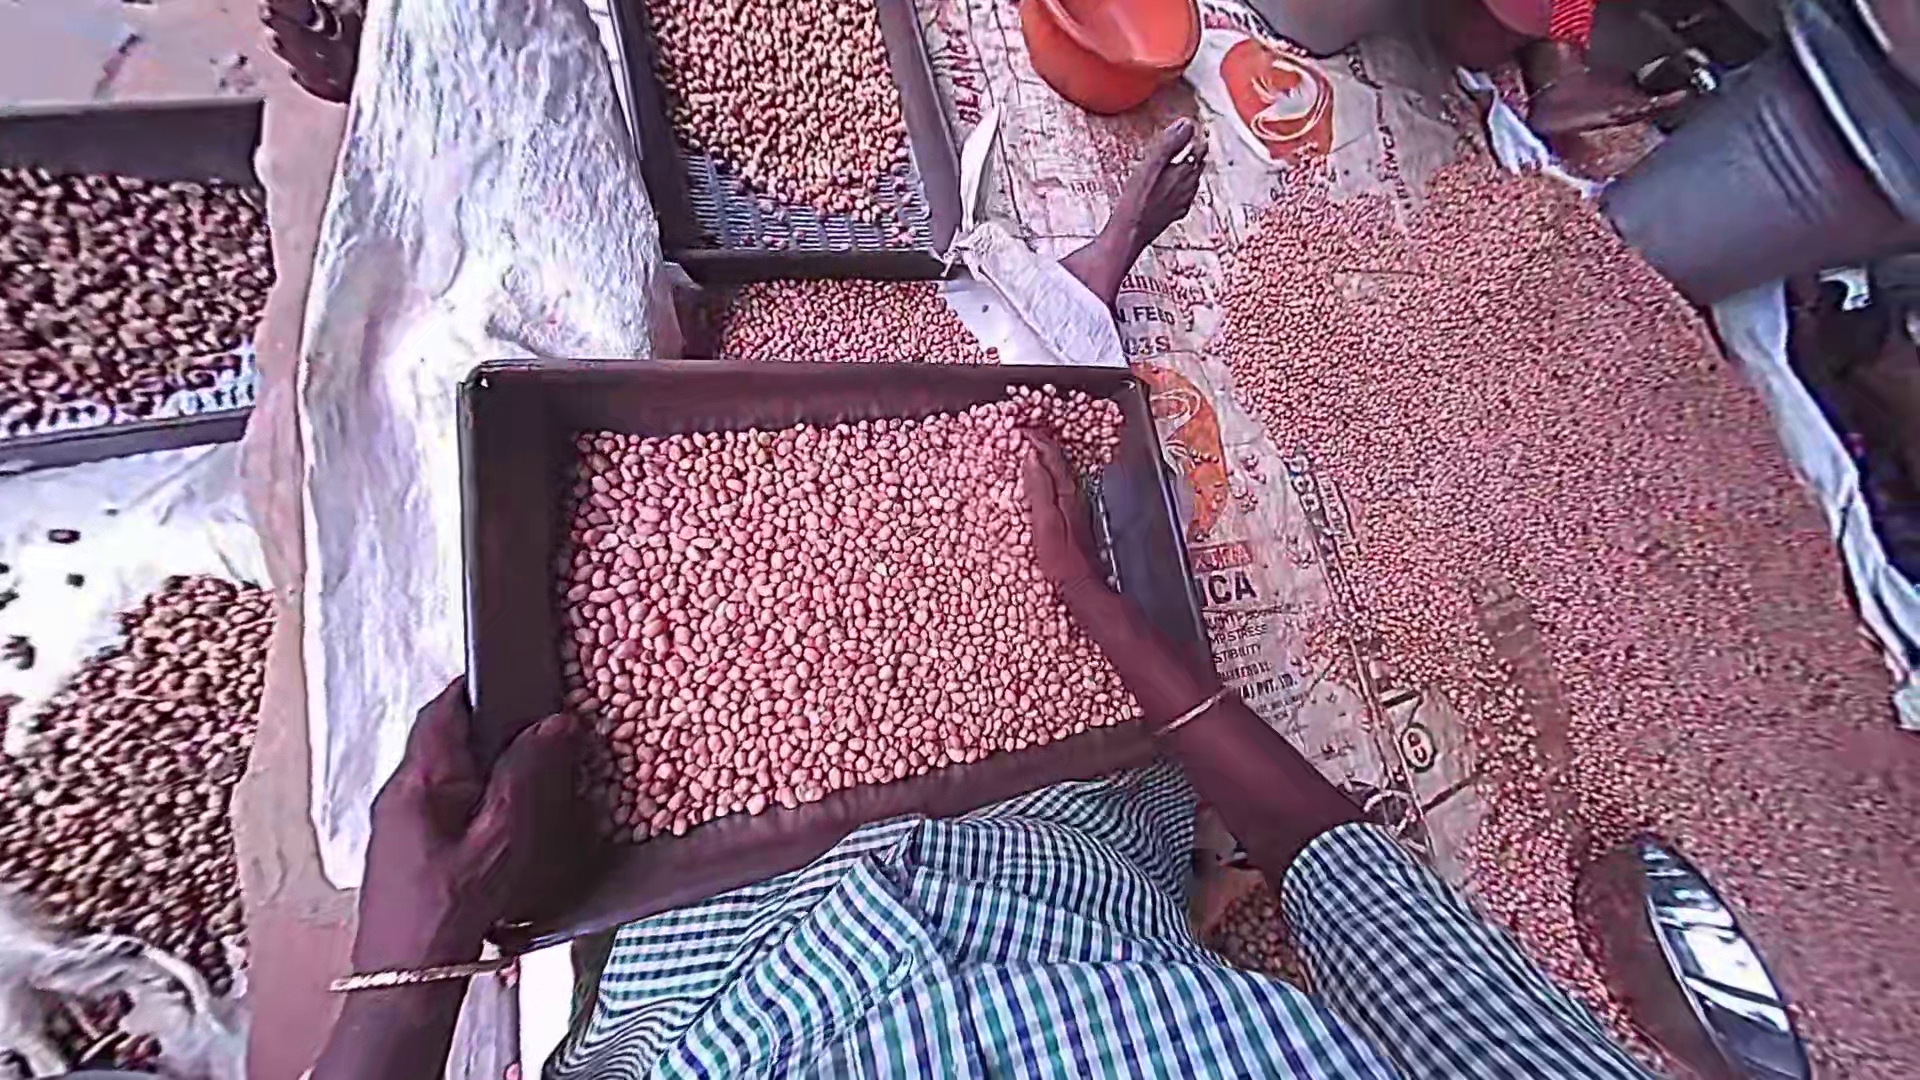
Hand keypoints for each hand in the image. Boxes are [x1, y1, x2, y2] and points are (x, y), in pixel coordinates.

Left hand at [353, 680, 586, 969]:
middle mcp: (401, 790)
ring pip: (443, 759)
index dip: (473, 683)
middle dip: (486, 714)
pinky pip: (442, 784)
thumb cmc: (457, 900)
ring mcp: (399, 814)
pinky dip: (474, 772)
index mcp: (422, 781)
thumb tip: (556, 721)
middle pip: (441, 731)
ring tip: (528, 746)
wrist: (409, 970)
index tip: (509, 668)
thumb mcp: (504, 831)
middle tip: (534, 708)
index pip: (441, 711)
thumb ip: (527, 770)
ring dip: (482, 745)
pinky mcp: (406, 834)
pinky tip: (504, 789)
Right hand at [1021, 431, 1102, 588]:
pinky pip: (1056, 486)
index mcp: (1066, 491)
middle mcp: (1072, 494)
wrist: (1078, 583)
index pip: (1051, 456)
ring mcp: (1073, 505)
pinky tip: (1036, 481)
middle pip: (1056, 461)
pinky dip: (1044, 476)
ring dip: (1042, 460)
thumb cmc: (1059, 557)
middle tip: (1021, 435)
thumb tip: (1031, 458)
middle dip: (1039, 445)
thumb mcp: (1044, 522)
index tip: (1020, 430)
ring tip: (1026, 452)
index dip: (1036, 441)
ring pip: (1057, 472)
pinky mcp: (1070, 516)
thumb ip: (1039, 490)